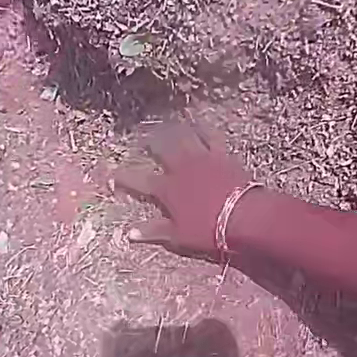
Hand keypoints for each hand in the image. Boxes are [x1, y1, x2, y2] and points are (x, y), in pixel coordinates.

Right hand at [112, 121, 256, 255]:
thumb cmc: (209, 230)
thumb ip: (154, 231)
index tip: (112, 173)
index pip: (138, 180)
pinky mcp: (220, 153)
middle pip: (159, 149)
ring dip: (172, 128)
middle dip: (148, 143)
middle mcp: (179, 168)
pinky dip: (202, 126)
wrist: (243, 216)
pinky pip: (209, 134)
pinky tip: (199, 120)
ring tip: (165, 123)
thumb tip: (130, 233)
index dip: (124, 176)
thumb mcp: (178, 236)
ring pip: (182, 136)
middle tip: (142, 138)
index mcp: (166, 189)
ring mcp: (200, 157)